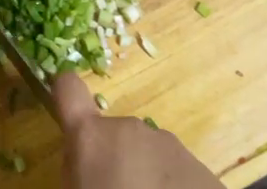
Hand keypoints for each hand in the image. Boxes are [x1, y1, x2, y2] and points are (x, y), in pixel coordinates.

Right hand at [51, 72, 222, 188]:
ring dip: (145, 174)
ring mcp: (167, 144)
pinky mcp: (200, 168)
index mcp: (91, 136)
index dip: (65, 94)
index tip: (68, 112)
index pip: (68, 88)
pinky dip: (173, 188)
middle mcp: (129, 128)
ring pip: (147, 153)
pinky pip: (176, 172)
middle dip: (114, 158)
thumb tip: (81, 157)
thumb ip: (74, 169)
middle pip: (113, 133)